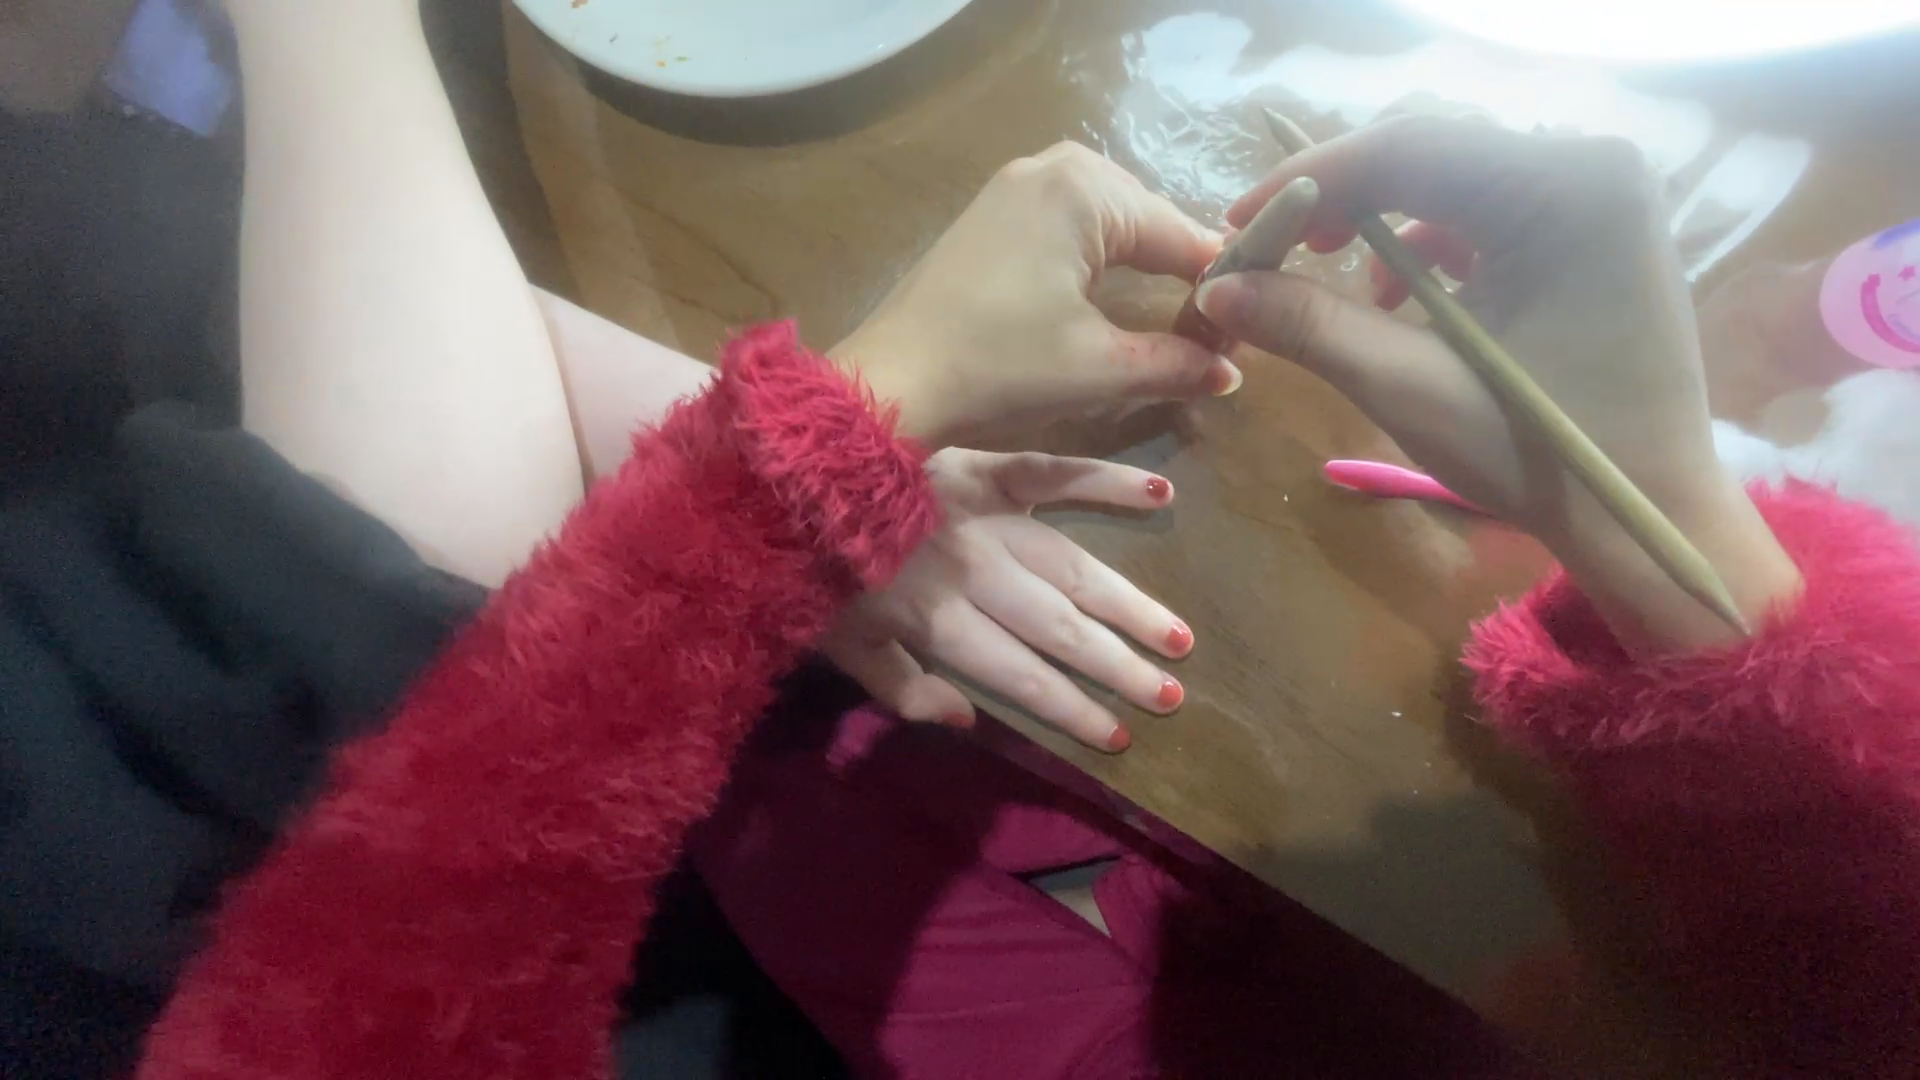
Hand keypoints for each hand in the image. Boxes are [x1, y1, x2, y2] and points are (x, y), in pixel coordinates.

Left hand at [820, 449, 1192, 751]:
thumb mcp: (841, 649)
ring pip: (1072, 566)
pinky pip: (1053, 470)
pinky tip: (1161, 492)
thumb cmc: (810, 572)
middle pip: (1060, 629)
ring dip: (1128, 604)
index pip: (1023, 677)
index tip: (1120, 735)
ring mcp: (986, 516)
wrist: (782, 480)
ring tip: (1180, 637)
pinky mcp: (985, 466)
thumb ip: (904, 691)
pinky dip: (1104, 480)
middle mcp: (976, 574)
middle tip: (1175, 695)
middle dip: (1118, 667)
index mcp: (939, 623)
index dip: (1072, 710)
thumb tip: (972, 722)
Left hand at [834, 142, 1237, 447]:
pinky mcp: (986, 217)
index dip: (1217, 282)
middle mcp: (1049, 167)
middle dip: (1174, 270)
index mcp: (1085, 189)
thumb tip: (1231, 371)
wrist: (892, 383)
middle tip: (1203, 327)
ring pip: (1101, 222)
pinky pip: (1061, 228)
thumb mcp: (1097, 369)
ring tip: (1163, 313)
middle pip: (1142, 218)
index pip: (1179, 231)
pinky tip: (1098, 294)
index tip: (1246, 326)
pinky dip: (1090, 260)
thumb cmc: (998, 370)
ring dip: (1134, 264)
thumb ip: (1175, 364)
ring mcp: (1010, 188)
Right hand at [1201, 117, 1799, 650]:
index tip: (1236, 222)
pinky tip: (1394, 294)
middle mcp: (1585, 168)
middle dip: (1335, 195)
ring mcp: (1588, 197)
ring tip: (1328, 267)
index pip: (1408, 147)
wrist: (1635, 507)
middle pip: (1427, 150)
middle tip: (1271, 246)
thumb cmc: (1533, 452)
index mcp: (1563, 190)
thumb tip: (1216, 289)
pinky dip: (1413, 242)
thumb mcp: (1405, 386)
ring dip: (1371, 217)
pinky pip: (1473, 208)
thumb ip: (1308, 326)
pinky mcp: (1578, 232)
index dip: (1307, 178)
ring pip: (1446, 175)